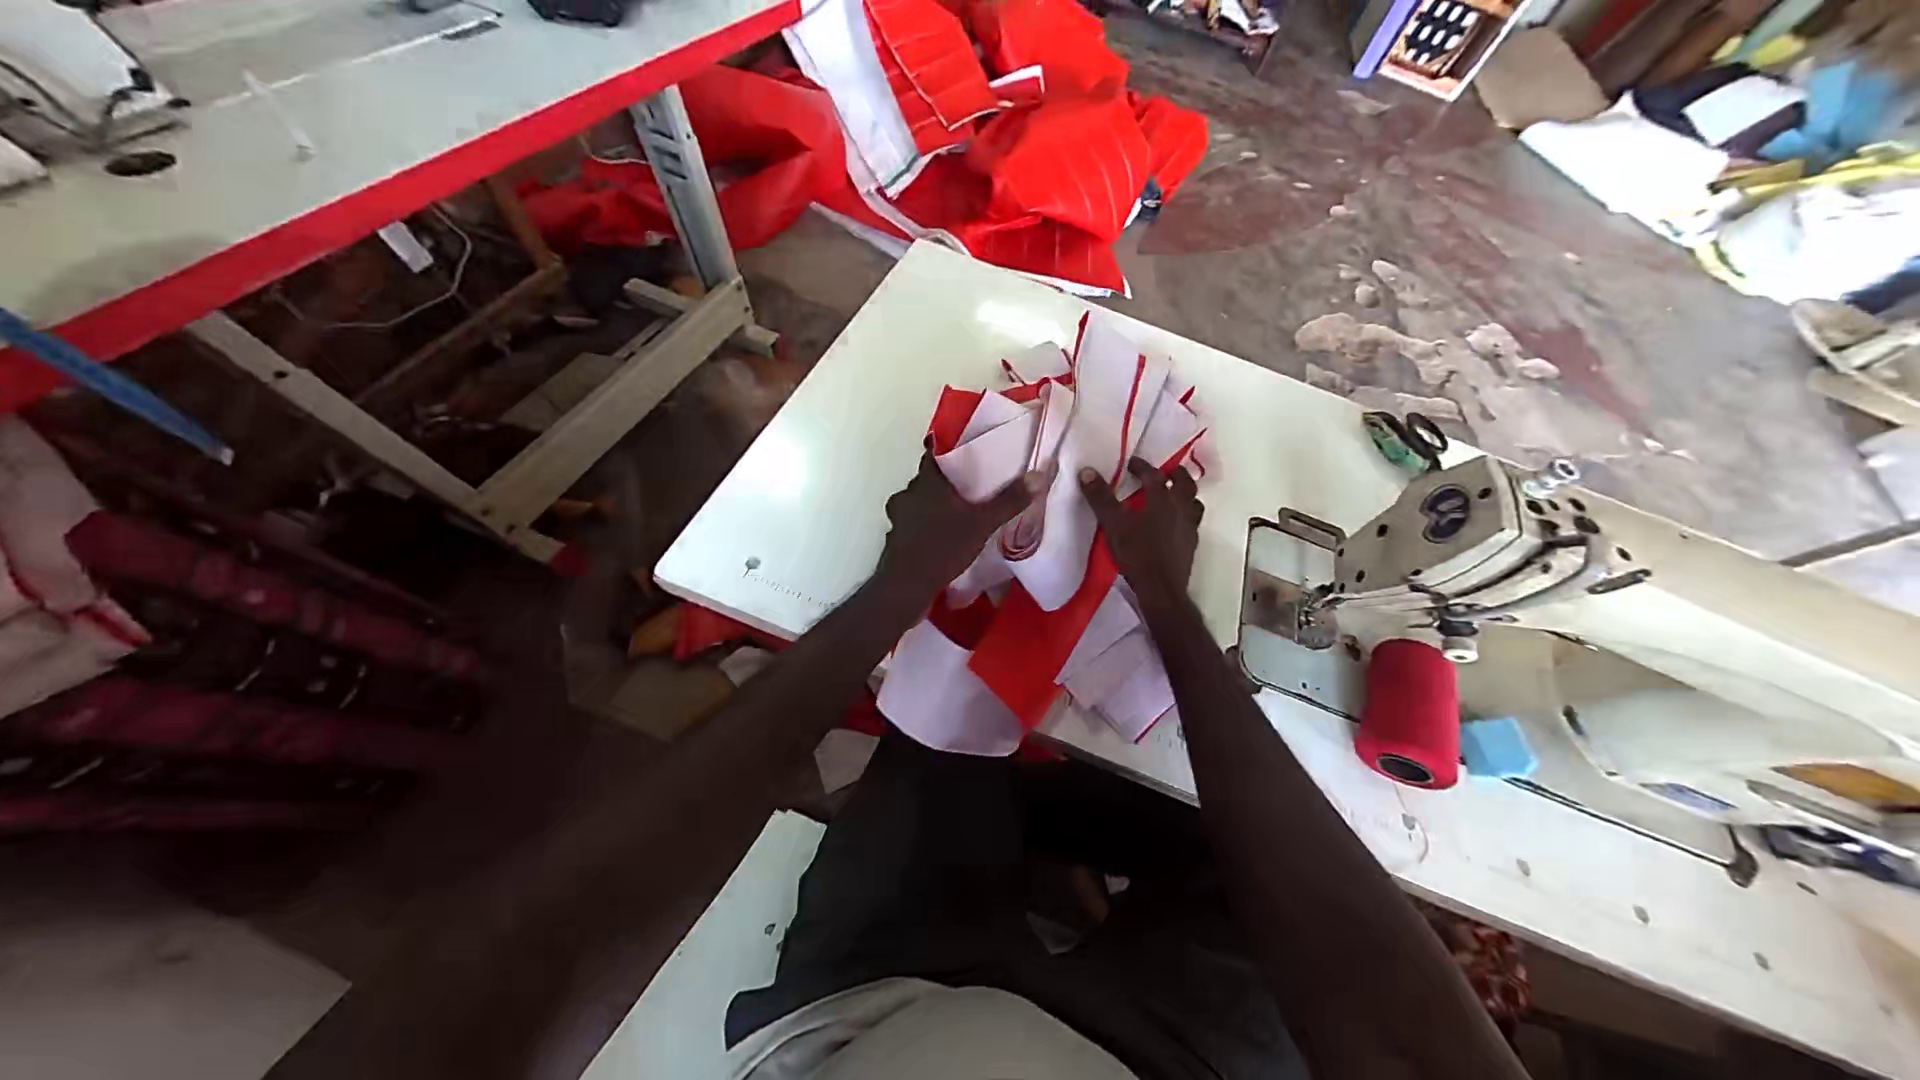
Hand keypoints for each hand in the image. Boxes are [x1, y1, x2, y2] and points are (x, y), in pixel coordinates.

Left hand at [877, 452, 1040, 599]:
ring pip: (916, 504)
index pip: (932, 455)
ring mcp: (896, 518)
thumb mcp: (982, 524)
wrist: (907, 586)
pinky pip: (911, 526)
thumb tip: (1038, 475)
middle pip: (925, 481)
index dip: (946, 453)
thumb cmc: (944, 547)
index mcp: (926, 483)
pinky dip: (923, 529)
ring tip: (955, 516)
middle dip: (943, 484)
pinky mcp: (893, 540)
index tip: (962, 456)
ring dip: (931, 508)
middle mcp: (906, 495)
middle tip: (966, 490)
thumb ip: (1009, 501)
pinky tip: (939, 539)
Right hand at [1080, 457, 1202, 605]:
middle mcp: (1180, 509)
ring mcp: (1189, 527)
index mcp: (1162, 500)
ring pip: (1193, 502)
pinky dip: (1185, 514)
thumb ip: (1101, 498)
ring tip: (1175, 494)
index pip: (1154, 475)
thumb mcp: (1114, 524)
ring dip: (1185, 494)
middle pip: (1185, 483)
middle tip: (1166, 471)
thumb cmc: (1137, 554)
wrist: (1160, 588)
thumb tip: (1086, 471)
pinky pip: (1192, 521)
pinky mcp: (1191, 544)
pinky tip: (1175, 522)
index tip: (1132, 463)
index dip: (1142, 466)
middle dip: (1175, 473)